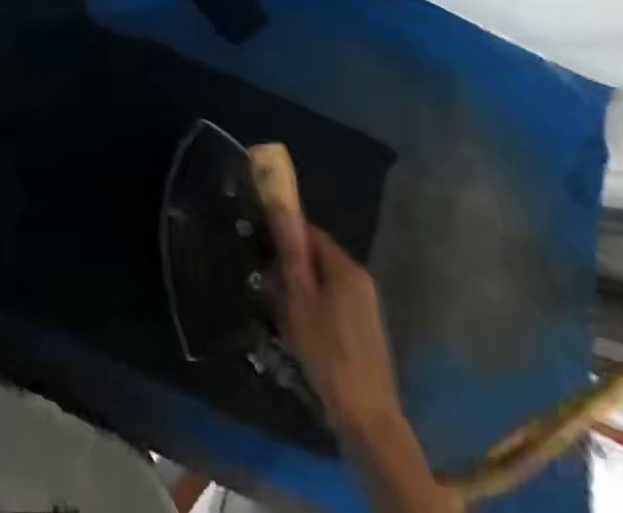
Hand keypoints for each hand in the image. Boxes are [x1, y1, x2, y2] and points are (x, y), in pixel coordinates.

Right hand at [270, 211, 401, 428]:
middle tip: (263, 286)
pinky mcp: (361, 328)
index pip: (311, 234)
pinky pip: (329, 304)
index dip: (283, 235)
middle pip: (316, 259)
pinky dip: (309, 309)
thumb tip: (281, 209)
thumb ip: (291, 255)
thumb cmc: (325, 351)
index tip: (257, 246)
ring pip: (320, 283)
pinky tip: (294, 331)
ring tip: (275, 312)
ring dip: (295, 291)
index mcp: (346, 268)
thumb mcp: (299, 300)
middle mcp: (359, 280)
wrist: (364, 412)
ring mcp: (363, 305)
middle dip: (287, 268)